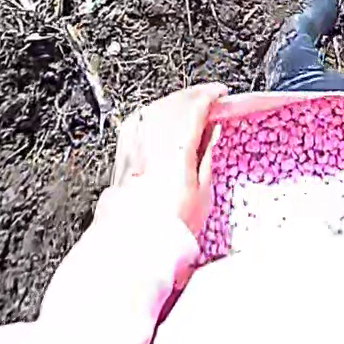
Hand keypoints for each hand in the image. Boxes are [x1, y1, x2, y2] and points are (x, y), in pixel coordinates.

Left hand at [104, 83, 227, 237]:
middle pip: (173, 103)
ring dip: (174, 100)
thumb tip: (213, 130)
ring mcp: (135, 149)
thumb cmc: (171, 229)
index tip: (220, 93)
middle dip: (193, 94)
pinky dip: (151, 113)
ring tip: (187, 103)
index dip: (209, 95)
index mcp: (177, 151)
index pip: (194, 107)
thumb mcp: (202, 194)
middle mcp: (153, 144)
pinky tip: (157, 115)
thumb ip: (207, 156)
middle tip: (208, 95)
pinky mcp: (123, 157)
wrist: (134, 250)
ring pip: (154, 109)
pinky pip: (136, 122)